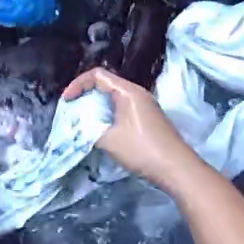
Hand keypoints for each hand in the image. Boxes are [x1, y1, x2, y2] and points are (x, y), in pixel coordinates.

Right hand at [62, 68, 208, 194]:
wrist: (177, 168)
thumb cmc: (142, 150)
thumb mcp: (109, 140)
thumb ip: (89, 130)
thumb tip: (80, 127)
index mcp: (128, 92)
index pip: (98, 75)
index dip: (78, 84)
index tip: (66, 101)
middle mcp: (138, 94)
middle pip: (106, 84)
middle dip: (86, 95)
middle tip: (72, 110)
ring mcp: (145, 106)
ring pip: (114, 98)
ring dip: (97, 107)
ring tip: (83, 121)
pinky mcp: (148, 119)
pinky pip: (122, 109)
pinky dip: (108, 115)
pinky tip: (102, 130)